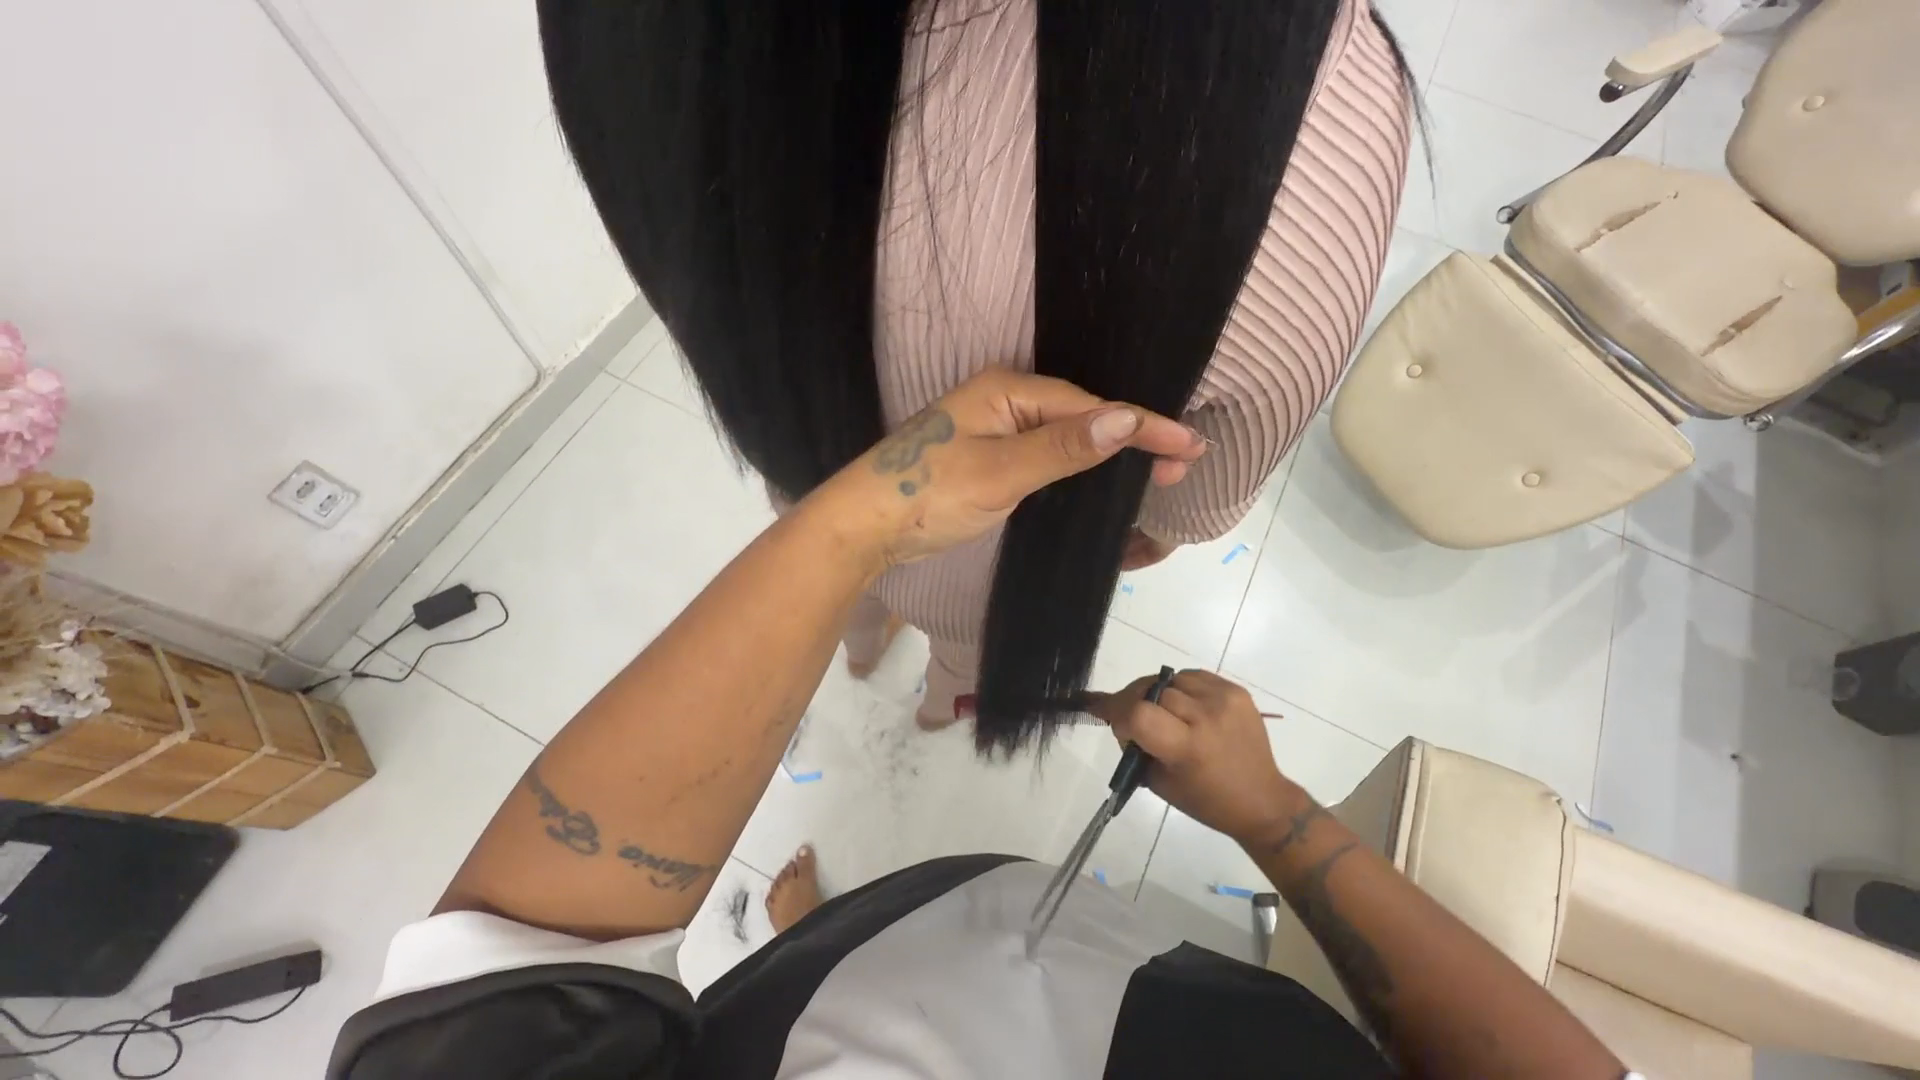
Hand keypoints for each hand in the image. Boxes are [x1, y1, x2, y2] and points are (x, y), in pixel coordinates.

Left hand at [811, 368, 1204, 567]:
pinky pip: (1047, 453)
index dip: (1142, 426)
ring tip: (1154, 472)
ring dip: (1109, 452)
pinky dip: (1079, 465)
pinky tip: (1100, 477)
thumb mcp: (1000, 473)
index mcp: (1007, 391)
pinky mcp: (988, 457)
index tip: (1189, 447)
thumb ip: (1063, 448)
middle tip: (1178, 467)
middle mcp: (1004, 401)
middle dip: (1132, 437)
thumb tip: (1125, 420)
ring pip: (1066, 435)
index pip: (1090, 407)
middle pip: (1082, 415)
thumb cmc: (928, 495)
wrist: (864, 524)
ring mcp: (995, 429)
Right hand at [1090, 670, 1303, 846]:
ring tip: (1162, 714)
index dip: (1118, 713)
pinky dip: (1180, 688)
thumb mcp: (1158, 781)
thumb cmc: (1205, 801)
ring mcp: (1224, 699)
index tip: (1112, 721)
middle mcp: (1207, 717)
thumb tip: (1116, 715)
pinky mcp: (1236, 690)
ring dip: (1157, 694)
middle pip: (1151, 691)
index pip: (1139, 714)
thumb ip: (1135, 745)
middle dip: (1132, 702)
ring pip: (1170, 680)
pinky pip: (1192, 677)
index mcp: (1188, 747)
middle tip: (1131, 719)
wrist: (1261, 799)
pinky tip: (1184, 707)